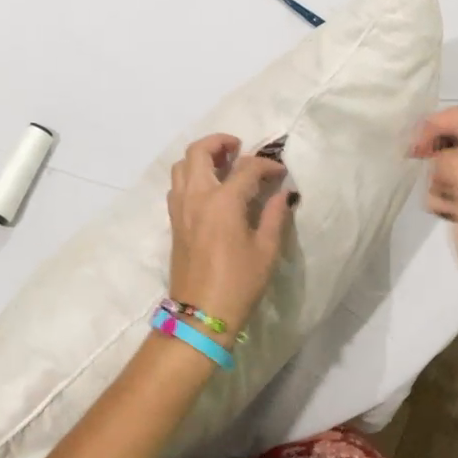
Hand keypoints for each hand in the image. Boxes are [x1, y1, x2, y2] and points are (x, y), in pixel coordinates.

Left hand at [166, 134, 290, 334]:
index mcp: (222, 201)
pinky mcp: (174, 221)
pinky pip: (177, 185)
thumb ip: (275, 216)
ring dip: (201, 157)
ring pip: (181, 166)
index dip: (266, 165)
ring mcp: (180, 208)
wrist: (201, 315)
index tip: (280, 172)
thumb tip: (284, 193)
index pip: (246, 168)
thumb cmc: (239, 284)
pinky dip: (191, 175)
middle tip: (238, 148)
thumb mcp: (266, 250)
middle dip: (219, 142)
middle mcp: (196, 196)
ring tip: (222, 164)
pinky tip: (210, 188)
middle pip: (199, 151)